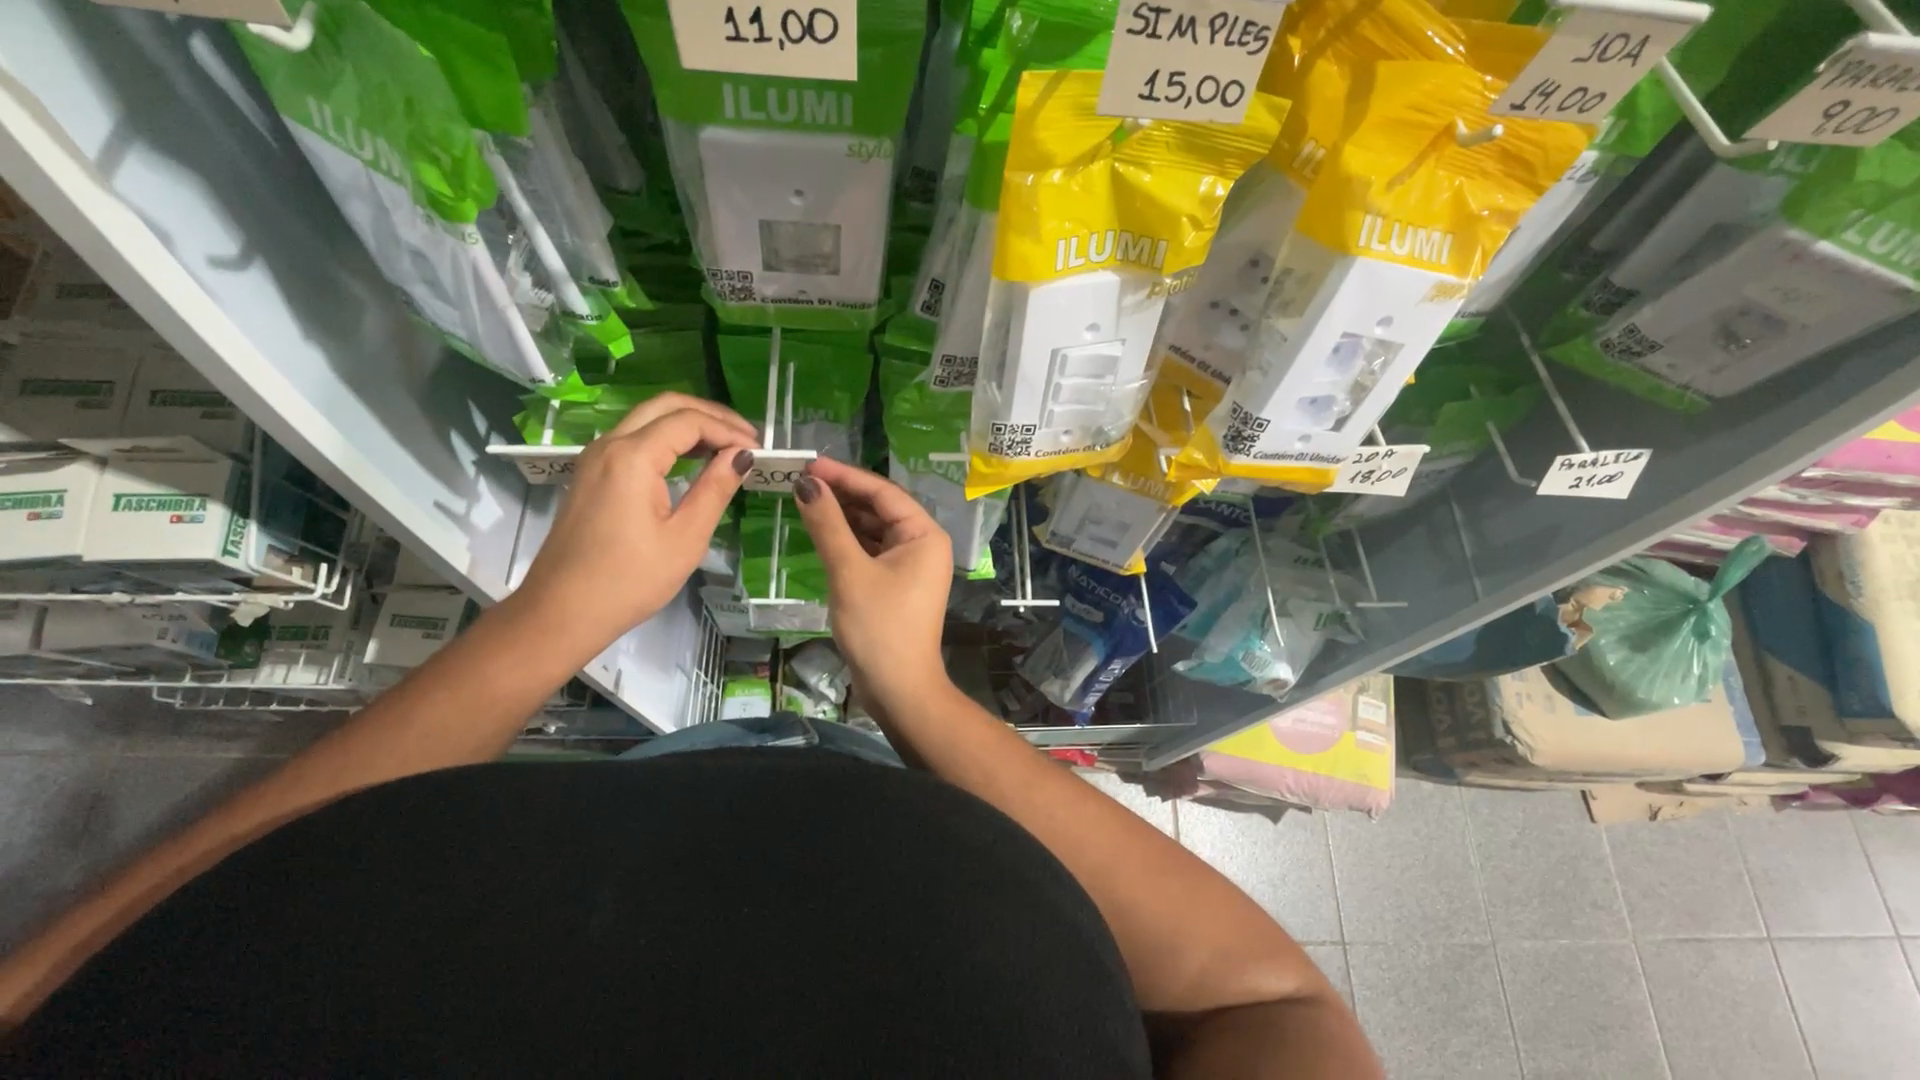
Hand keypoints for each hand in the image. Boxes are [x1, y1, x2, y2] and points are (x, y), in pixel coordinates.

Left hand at [514, 393, 757, 645]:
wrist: (561, 611)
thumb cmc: (628, 581)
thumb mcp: (684, 538)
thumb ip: (715, 489)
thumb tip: (742, 456)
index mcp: (632, 457)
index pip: (689, 421)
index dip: (729, 430)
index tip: (760, 449)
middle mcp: (609, 444)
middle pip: (666, 406)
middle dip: (711, 416)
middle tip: (747, 438)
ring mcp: (595, 457)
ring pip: (647, 418)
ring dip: (688, 424)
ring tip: (727, 447)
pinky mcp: (591, 474)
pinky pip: (634, 438)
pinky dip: (667, 439)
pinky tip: (692, 460)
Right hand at [791, 457, 952, 707]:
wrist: (898, 688)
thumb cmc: (879, 627)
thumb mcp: (849, 571)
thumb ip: (827, 524)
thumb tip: (806, 484)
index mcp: (924, 534)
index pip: (882, 492)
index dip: (845, 476)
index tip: (808, 464)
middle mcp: (923, 544)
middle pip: (879, 508)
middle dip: (842, 495)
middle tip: (800, 481)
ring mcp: (910, 566)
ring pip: (873, 530)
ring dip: (842, 517)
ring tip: (804, 500)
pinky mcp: (895, 585)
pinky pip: (870, 551)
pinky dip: (847, 541)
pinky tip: (820, 531)